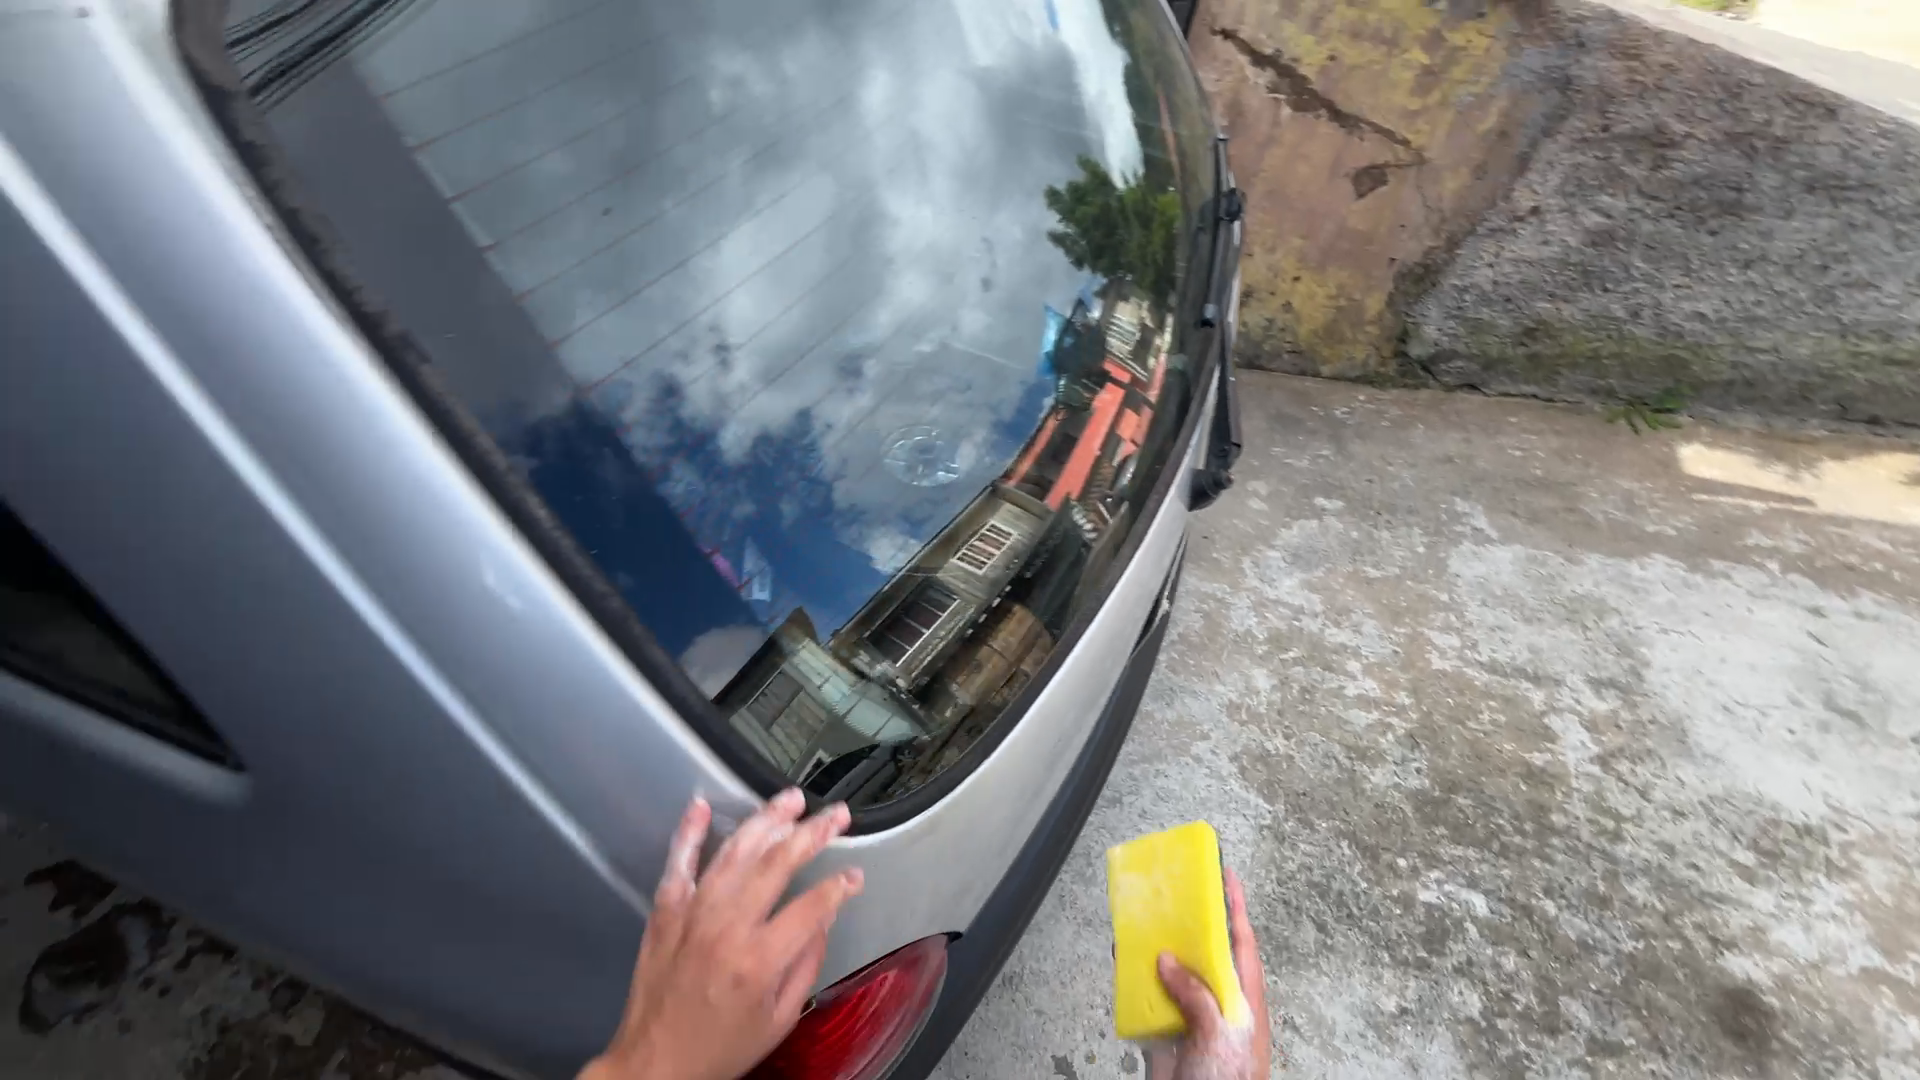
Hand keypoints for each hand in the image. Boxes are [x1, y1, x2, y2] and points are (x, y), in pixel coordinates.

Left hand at [582, 789, 863, 1079]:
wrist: (652, 1068)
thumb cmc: (720, 1049)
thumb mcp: (779, 1021)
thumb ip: (806, 965)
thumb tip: (824, 918)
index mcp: (759, 961)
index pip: (812, 906)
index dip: (840, 887)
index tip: (855, 875)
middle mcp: (727, 928)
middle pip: (778, 864)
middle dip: (814, 833)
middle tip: (838, 814)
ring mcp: (693, 914)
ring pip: (735, 852)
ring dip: (767, 820)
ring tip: (792, 799)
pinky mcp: (666, 911)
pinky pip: (678, 863)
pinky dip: (689, 833)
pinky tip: (702, 805)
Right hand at [1147, 866, 1270, 1079]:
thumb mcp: (1221, 1037)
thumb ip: (1197, 994)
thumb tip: (1166, 959)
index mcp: (1243, 1002)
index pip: (1242, 943)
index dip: (1236, 907)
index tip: (1226, 873)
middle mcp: (1217, 1004)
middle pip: (1203, 950)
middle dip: (1190, 919)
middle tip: (1172, 887)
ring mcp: (1190, 1018)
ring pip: (1172, 969)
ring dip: (1156, 943)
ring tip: (1140, 912)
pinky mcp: (1164, 1034)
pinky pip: (1146, 995)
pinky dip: (1131, 973)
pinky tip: (1119, 954)